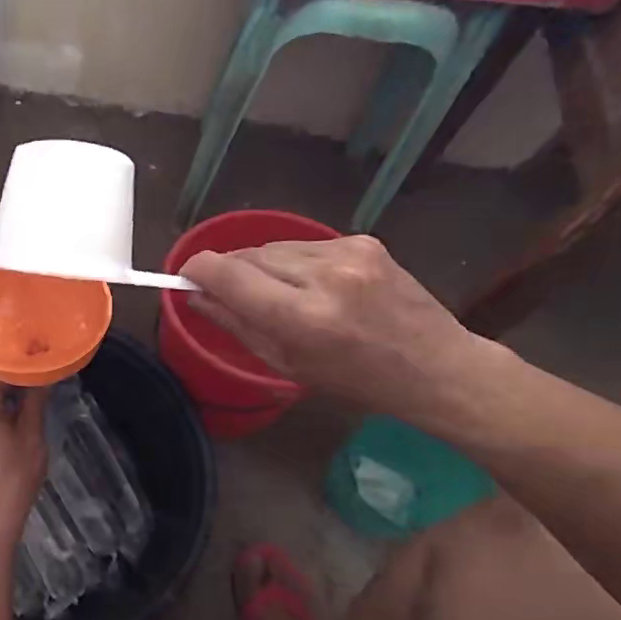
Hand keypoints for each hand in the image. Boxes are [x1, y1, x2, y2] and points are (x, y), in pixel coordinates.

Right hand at [178, 235, 495, 414]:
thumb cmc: (352, 378)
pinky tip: (309, 284)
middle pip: (246, 255)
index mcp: (299, 317)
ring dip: (261, 265)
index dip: (195, 269)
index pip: (225, 272)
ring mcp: (348, 253)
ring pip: (273, 246)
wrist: (435, 365)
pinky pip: (303, 245)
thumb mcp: (283, 362)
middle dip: (228, 270)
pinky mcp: (364, 241)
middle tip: (227, 292)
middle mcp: (323, 276)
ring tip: (275, 291)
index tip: (185, 278)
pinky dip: (293, 261)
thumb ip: (234, 323)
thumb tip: (194, 295)